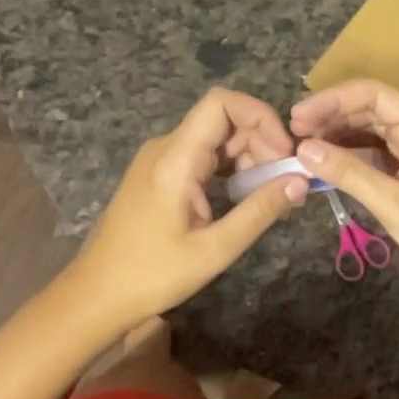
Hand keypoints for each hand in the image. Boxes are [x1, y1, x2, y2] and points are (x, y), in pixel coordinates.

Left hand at [69, 88, 307, 325]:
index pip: (222, 103)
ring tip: (274, 195)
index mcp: (175, 159)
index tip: (286, 154)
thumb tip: (301, 182)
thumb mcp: (215, 249)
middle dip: (264, 143)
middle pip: (225, 121)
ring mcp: (162, 161)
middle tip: (287, 183)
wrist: (97, 294)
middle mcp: (166, 149)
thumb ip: (260, 211)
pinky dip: (234, 170)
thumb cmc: (153, 274)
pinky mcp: (163, 176)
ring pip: (218, 139)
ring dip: (253, 159)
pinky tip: (250, 198)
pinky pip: (206, 158)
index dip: (262, 117)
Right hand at [290, 80, 398, 291]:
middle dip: (329, 116)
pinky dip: (344, 157)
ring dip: (334, 136)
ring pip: (364, 131)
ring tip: (300, 149)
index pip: (373, 95)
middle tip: (292, 134)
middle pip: (366, 109)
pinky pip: (367, 154)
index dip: (333, 99)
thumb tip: (303, 149)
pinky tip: (319, 165)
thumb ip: (348, 172)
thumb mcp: (391, 201)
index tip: (298, 116)